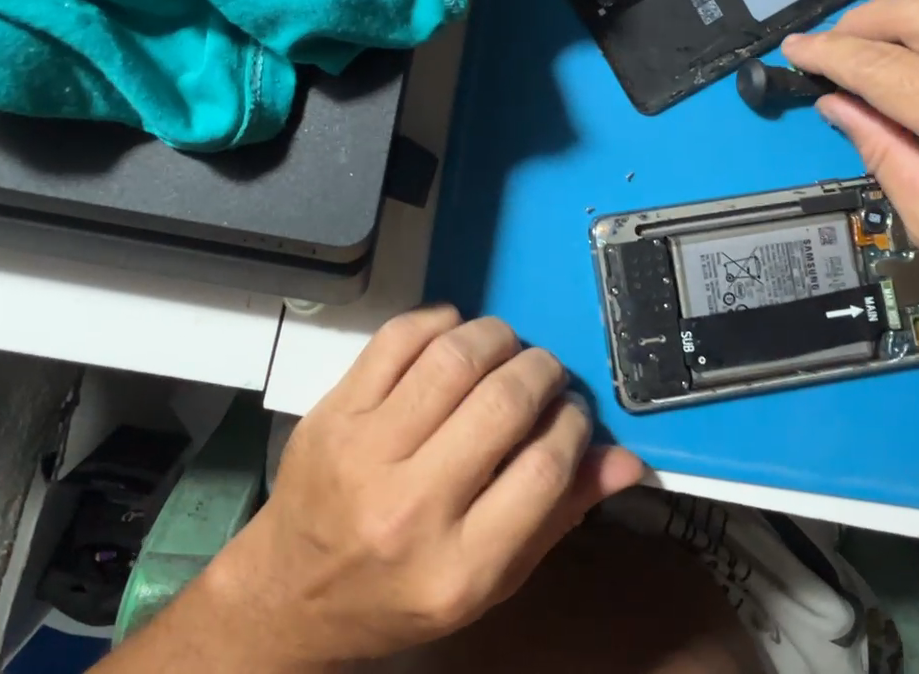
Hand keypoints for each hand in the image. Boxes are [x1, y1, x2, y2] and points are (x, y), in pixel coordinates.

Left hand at [201, 307, 643, 665]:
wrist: (291, 592)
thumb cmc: (400, 596)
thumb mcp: (488, 582)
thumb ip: (557, 517)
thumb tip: (626, 460)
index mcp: (461, 566)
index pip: (544, 467)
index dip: (573, 424)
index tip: (572, 411)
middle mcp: (412, 506)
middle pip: (502, 403)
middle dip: (540, 371)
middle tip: (544, 372)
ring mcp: (364, 452)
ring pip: (451, 360)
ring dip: (496, 338)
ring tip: (507, 347)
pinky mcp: (332, 413)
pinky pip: (395, 340)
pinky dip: (437, 322)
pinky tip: (454, 332)